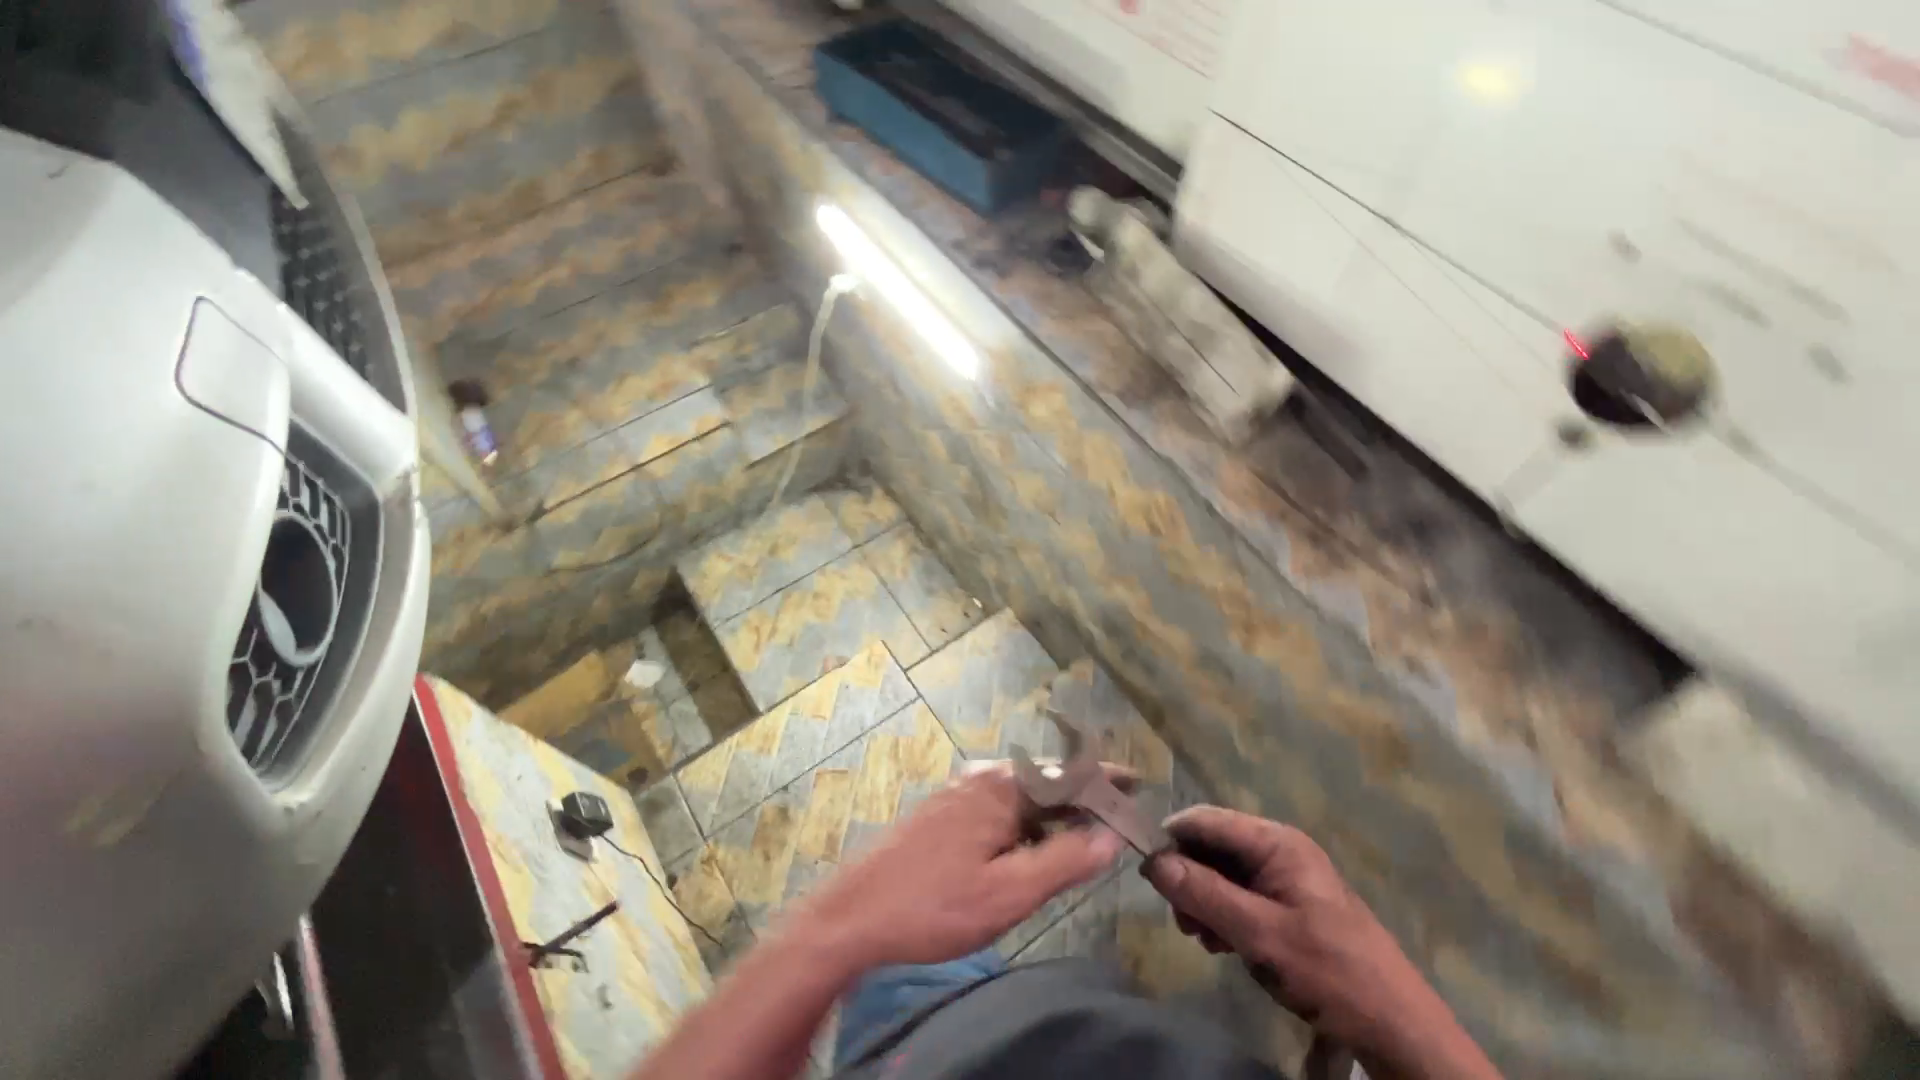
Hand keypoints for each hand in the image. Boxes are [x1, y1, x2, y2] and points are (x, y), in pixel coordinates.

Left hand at [788, 766, 1126, 973]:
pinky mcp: (943, 811)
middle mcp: (981, 779)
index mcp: (1002, 789)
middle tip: (1120, 807)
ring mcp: (958, 792)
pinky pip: (1001, 801)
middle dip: (1086, 789)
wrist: (852, 916)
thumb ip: (1065, 861)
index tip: (1141, 787)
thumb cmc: (934, 906)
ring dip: (1057, 802)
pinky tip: (1033, 837)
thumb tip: (1111, 836)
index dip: (1108, 783)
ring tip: (1087, 823)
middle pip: (1047, 776)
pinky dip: (1029, 813)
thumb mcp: (1010, 892)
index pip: (1070, 775)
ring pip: (1022, 789)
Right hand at [1144, 807, 1500, 1079]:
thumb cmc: (1326, 969)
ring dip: (1203, 900)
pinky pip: (1241, 896)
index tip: (1145, 873)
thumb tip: (1152, 861)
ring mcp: (1286, 877)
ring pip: (1223, 873)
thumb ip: (1204, 893)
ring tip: (1202, 938)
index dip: (1171, 839)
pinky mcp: (1289, 905)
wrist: (1392, 1022)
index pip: (1205, 819)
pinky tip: (1221, 944)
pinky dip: (1223, 914)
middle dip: (1187, 877)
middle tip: (1181, 920)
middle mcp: (1279, 849)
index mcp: (1276, 842)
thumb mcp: (1257, 932)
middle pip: (1212, 845)